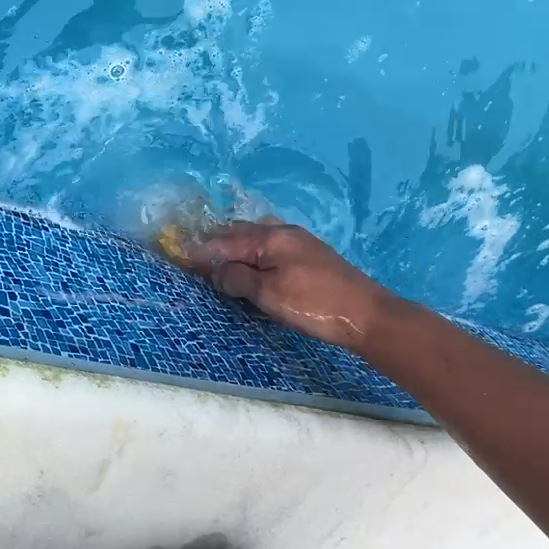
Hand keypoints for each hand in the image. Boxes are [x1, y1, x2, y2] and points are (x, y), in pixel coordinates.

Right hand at [188, 223, 398, 348]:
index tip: (179, 256)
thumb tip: (217, 271)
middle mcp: (283, 232)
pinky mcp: (310, 257)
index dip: (201, 250)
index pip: (225, 241)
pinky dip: (253, 255)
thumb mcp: (268, 294)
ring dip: (235, 249)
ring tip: (218, 264)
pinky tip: (251, 267)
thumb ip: (237, 278)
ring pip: (256, 240)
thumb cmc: (314, 304)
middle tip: (195, 260)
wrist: (369, 316)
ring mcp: (299, 243)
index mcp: (270, 237)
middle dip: (216, 244)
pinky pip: (270, 248)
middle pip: (239, 233)